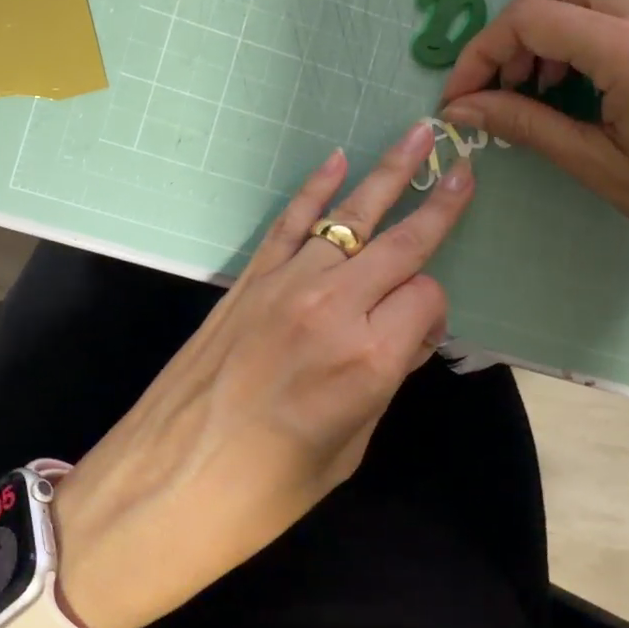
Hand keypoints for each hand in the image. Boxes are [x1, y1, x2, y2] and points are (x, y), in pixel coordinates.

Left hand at [49, 122, 473, 627]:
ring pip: (351, 218)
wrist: (164, 486)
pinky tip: (337, 162)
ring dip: (388, 173)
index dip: (432, 316)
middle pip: (402, 245)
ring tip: (418, 134)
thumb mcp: (347, 449)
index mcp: (368, 361)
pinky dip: (315, 190)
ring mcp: (286, 286)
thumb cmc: (264, 493)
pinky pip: (291, 223)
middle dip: (439, 206)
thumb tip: (403, 339)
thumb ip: (383, 383)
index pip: (428, 301)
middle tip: (464, 170)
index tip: (419, 339)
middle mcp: (333, 309)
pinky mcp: (248, 281)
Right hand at [437, 0, 628, 310]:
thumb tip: (461, 109)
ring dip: (553, 19)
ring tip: (540, 85)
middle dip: (518, 19)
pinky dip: (586, 25)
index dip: (482, 53)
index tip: (461, 97)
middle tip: (507, 79)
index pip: (533, 19)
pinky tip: (581, 82)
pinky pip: (624, 2)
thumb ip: (525, 124)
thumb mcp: (598, 167)